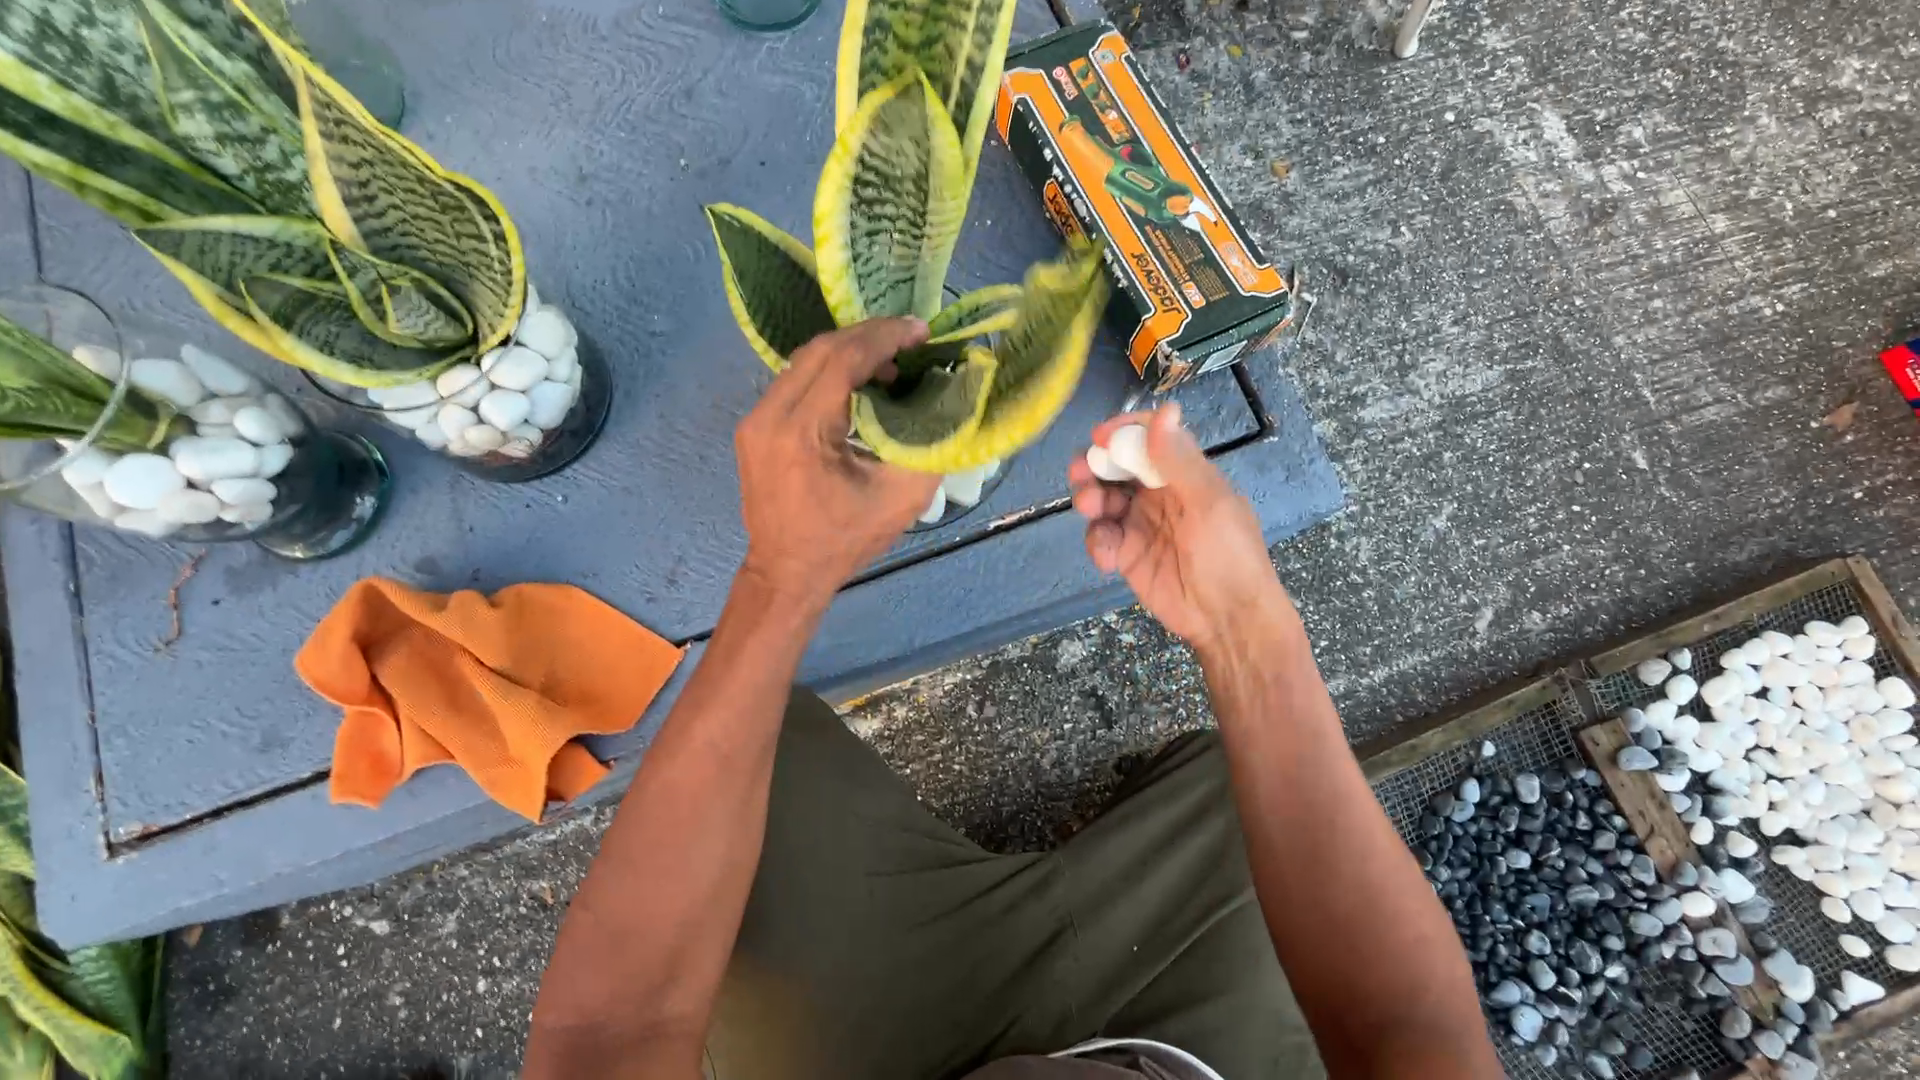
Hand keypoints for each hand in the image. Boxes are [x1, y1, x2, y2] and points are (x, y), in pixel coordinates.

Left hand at [734, 318, 943, 610]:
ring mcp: (754, 420)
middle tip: (909, 339)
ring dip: (848, 352)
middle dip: (868, 336)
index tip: (921, 332)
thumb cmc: (844, 541)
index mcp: (801, 431)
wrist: (786, 573)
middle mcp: (769, 415)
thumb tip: (955, 403)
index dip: (885, 338)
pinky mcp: (753, 427)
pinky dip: (828, 372)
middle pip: (820, 349)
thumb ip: (931, 445)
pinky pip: (794, 381)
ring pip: (803, 361)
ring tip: (890, 362)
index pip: (843, 359)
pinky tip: (858, 384)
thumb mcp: (900, 498)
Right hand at [1069, 404, 1289, 649]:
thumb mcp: (1209, 502)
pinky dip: (1097, 542)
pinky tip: (1109, 558)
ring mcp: (1140, 523)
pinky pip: (1100, 537)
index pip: (1149, 437)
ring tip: (1092, 511)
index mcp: (1184, 473)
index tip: (1101, 437)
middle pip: (1116, 465)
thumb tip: (1165, 409)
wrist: (1227, 619)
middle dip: (1094, 465)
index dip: (1123, 431)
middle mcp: (1158, 493)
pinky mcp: (1125, 553)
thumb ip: (1179, 459)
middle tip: (1081, 473)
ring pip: (1102, 498)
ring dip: (1089, 499)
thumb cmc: (1229, 555)